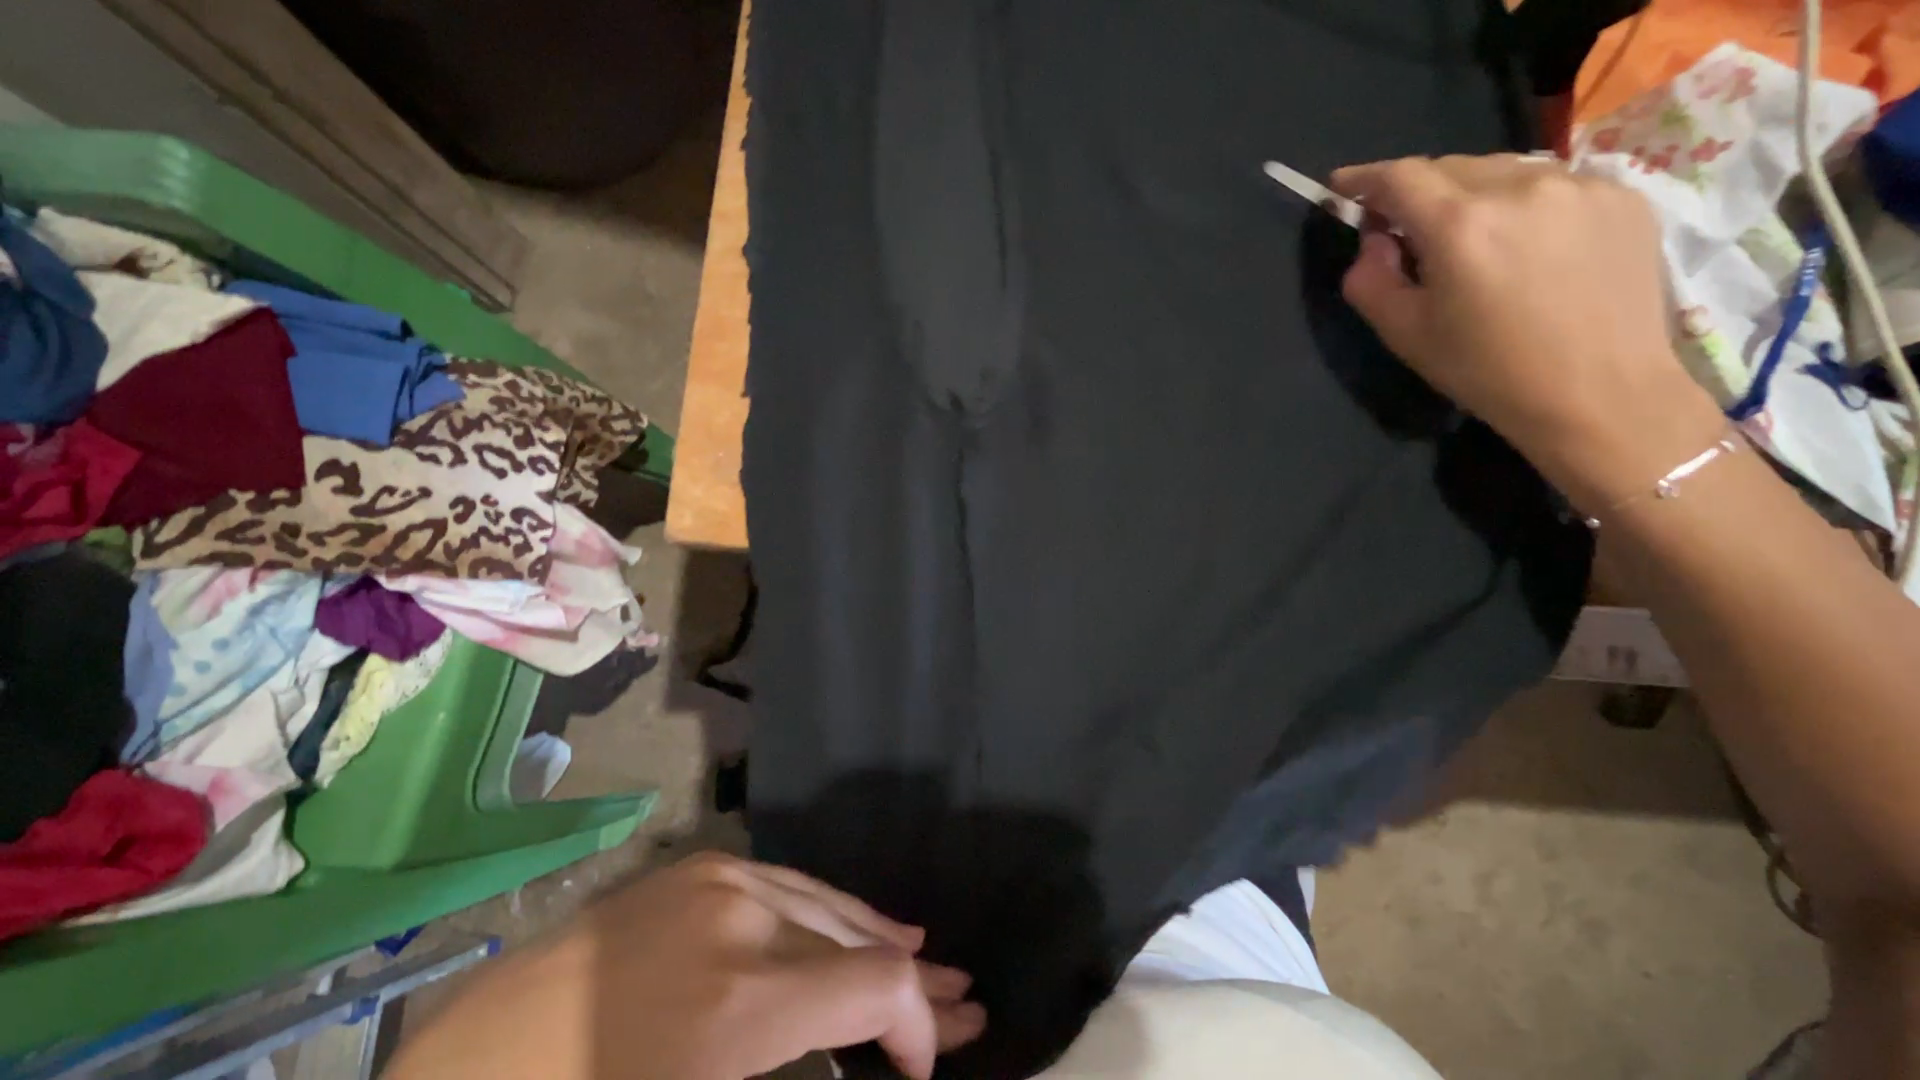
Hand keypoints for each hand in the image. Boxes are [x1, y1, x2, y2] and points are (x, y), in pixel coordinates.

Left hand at [388, 853, 985, 1079]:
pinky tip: (864, 923)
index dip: (920, 1026)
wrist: (477, 1062)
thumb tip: (870, 1039)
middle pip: (862, 941)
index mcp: (743, 998)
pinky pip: (791, 885)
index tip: (922, 1068)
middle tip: (966, 1010)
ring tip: (931, 964)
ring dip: (882, 941)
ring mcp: (718, 882)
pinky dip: (835, 912)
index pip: (879, 985)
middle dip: (916, 986)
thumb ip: (804, 1054)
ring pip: (831, 906)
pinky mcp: (697, 870)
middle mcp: (742, 918)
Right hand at [1330, 154, 1726, 513]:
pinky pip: (1554, 183)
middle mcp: (1520, 185)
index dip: (1364, 178)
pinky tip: (1531, 246)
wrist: (1601, 395)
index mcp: (1460, 223)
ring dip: (1475, 194)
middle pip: (1450, 167)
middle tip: (1410, 231)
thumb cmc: (1490, 372)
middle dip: (1420, 192)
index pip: (1399, 176)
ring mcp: (1579, 185)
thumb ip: (1370, 280)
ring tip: (1476, 239)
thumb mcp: (1406, 335)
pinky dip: (1526, 203)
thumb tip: (1375, 241)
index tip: (1343, 188)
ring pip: (1504, 169)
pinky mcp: (1621, 196)